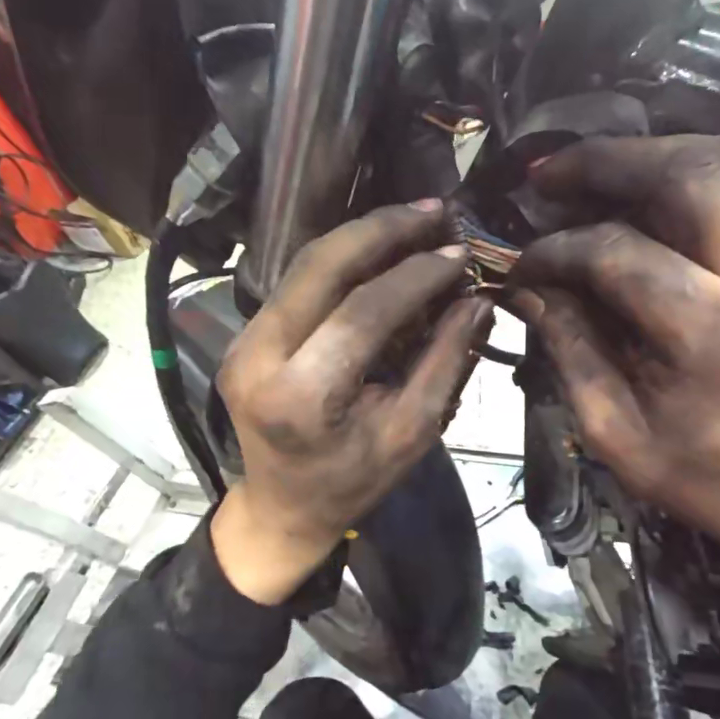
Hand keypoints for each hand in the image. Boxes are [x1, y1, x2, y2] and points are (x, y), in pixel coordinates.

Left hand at [211, 200, 493, 604]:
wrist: (282, 507)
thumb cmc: (353, 481)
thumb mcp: (411, 433)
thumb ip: (444, 361)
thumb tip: (477, 298)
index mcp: (300, 396)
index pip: (362, 312)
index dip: (416, 276)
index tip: (459, 255)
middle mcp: (258, 357)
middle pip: (320, 267)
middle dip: (382, 229)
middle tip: (436, 211)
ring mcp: (242, 341)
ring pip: (303, 264)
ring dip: (362, 235)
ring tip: (415, 219)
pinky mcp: (243, 334)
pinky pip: (296, 280)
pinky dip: (342, 258)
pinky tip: (380, 247)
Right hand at [508, 136, 719, 616]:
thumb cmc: (707, 481)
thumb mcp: (616, 434)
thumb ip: (570, 348)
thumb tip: (527, 285)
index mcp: (719, 339)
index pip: (622, 253)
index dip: (557, 250)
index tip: (522, 267)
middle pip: (696, 171)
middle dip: (609, 160)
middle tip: (547, 176)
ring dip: (651, 154)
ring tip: (591, 176)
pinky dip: (683, 173)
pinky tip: (638, 196)